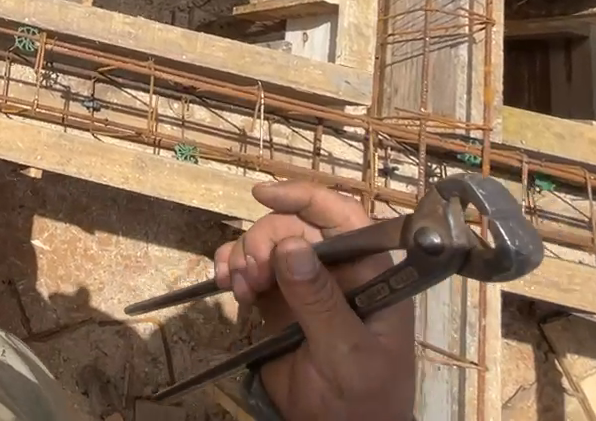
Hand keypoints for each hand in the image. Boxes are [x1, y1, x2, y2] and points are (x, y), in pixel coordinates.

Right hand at [212, 181, 415, 420]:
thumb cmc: (359, 404)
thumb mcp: (346, 355)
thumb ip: (319, 302)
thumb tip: (291, 246)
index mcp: (370, 277)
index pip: (345, 219)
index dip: (306, 198)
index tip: (263, 196)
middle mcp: (337, 271)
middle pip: (294, 227)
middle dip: (264, 241)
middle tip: (251, 273)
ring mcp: (304, 283)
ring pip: (267, 242)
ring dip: (244, 256)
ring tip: (238, 288)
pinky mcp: (276, 297)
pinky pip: (248, 263)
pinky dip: (231, 265)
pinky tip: (226, 285)